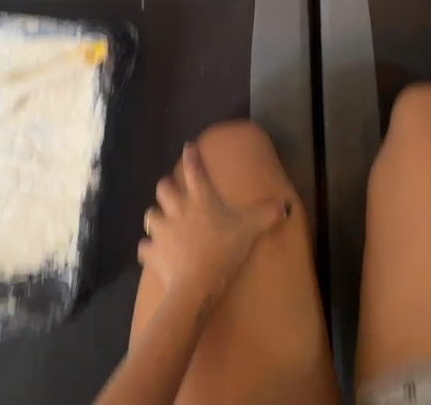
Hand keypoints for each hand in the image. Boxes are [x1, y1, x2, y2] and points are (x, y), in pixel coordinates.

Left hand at [138, 144, 288, 303]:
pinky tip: (152, 250)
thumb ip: (267, 214)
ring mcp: (162, 231)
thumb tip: (286, 205)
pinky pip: (144, 247)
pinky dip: (148, 248)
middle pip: (164, 188)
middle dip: (167, 186)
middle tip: (172, 189)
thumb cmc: (223, 249)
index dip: (191, 157)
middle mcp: (178, 209)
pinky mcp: (151, 253)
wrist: (196, 284)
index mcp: (201, 199)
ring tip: (161, 220)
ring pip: (150, 215)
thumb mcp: (250, 229)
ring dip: (155, 216)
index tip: (188, 147)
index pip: (194, 171)